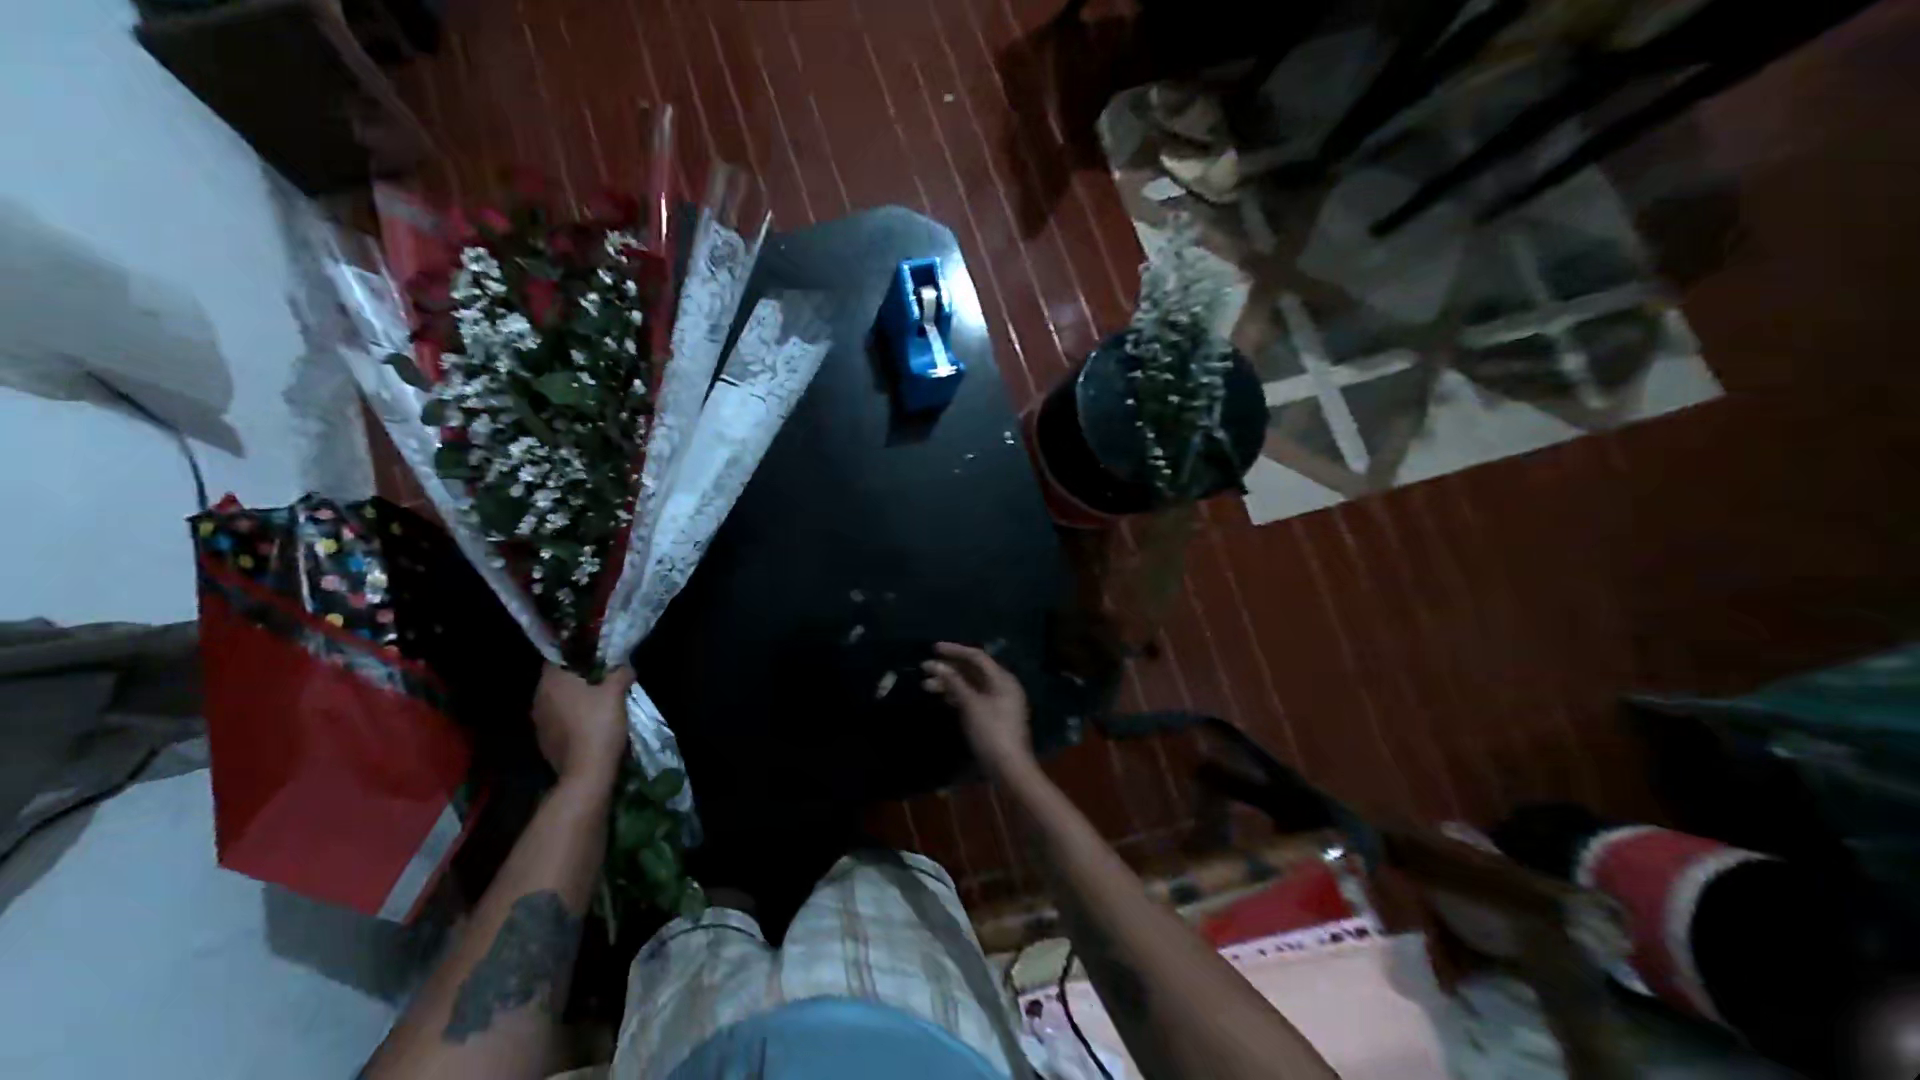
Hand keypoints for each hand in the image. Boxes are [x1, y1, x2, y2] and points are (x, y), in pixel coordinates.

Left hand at [531, 664, 633, 789]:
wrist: (585, 771)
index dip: (576, 656)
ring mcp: (538, 721)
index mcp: (552, 682)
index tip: (595, 660)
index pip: (557, 658)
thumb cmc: (598, 724)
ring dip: (572, 700)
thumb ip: (620, 674)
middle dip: (576, 679)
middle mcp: (538, 698)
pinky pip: (557, 720)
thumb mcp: (616, 693)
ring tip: (596, 703)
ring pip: (556, 701)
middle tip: (601, 680)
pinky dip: (569, 719)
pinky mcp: (543, 740)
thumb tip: (624, 667)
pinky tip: (588, 725)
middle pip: (557, 680)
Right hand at [922, 642, 1034, 779]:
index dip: (954, 651)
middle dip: (949, 669)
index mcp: (1003, 679)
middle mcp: (1003, 686)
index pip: (977, 657)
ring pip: (971, 685)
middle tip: (925, 669)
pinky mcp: (993, 716)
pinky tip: (942, 697)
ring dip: (950, 683)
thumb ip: (954, 683)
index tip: (933, 649)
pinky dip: (958, 695)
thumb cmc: (991, 733)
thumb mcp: (971, 705)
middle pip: (973, 670)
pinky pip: (973, 697)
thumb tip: (937, 665)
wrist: (1009, 769)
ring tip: (926, 686)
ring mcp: (998, 702)